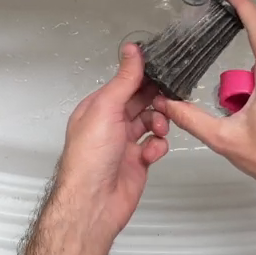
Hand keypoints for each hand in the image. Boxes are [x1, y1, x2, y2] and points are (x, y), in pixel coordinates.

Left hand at [49, 43, 169, 244]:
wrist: (93, 203)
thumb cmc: (89, 158)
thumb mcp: (106, 109)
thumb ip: (124, 79)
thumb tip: (132, 51)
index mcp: (97, 107)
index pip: (124, 83)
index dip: (143, 76)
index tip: (162, 70)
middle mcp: (109, 124)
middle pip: (139, 102)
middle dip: (155, 99)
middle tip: (166, 99)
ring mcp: (123, 143)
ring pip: (150, 122)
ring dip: (158, 122)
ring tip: (158, 128)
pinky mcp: (137, 162)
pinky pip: (155, 146)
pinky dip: (157, 146)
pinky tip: (152, 151)